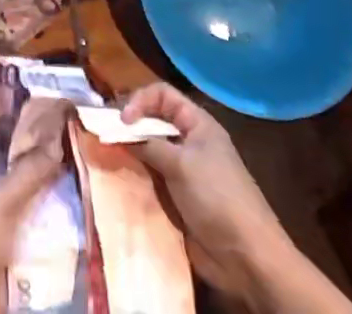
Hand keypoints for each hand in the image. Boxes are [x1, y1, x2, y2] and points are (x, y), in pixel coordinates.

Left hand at [0, 97, 68, 312]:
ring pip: (24, 177)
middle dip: (40, 141)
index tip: (52, 99)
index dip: (21, 112)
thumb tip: (57, 138)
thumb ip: (30, 168)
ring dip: (48, 171)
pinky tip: (75, 190)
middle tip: (76, 124)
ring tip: (82, 151)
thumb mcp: (3, 199)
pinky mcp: (5, 228)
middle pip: (12, 151)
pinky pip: (30, 204)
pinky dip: (49, 198)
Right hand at [120, 83, 286, 294]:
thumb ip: (147, 144)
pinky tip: (121, 176)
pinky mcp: (177, 194)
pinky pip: (151, 175)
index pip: (163, 95)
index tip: (123, 120)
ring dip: (130, 150)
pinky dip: (136, 173)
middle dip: (130, 125)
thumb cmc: (216, 197)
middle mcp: (190, 141)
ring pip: (150, 149)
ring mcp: (184, 169)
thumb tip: (117, 132)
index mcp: (198, 124)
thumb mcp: (180, 164)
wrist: (245, 255)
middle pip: (154, 120)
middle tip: (106, 133)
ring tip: (109, 154)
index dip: (140, 100)